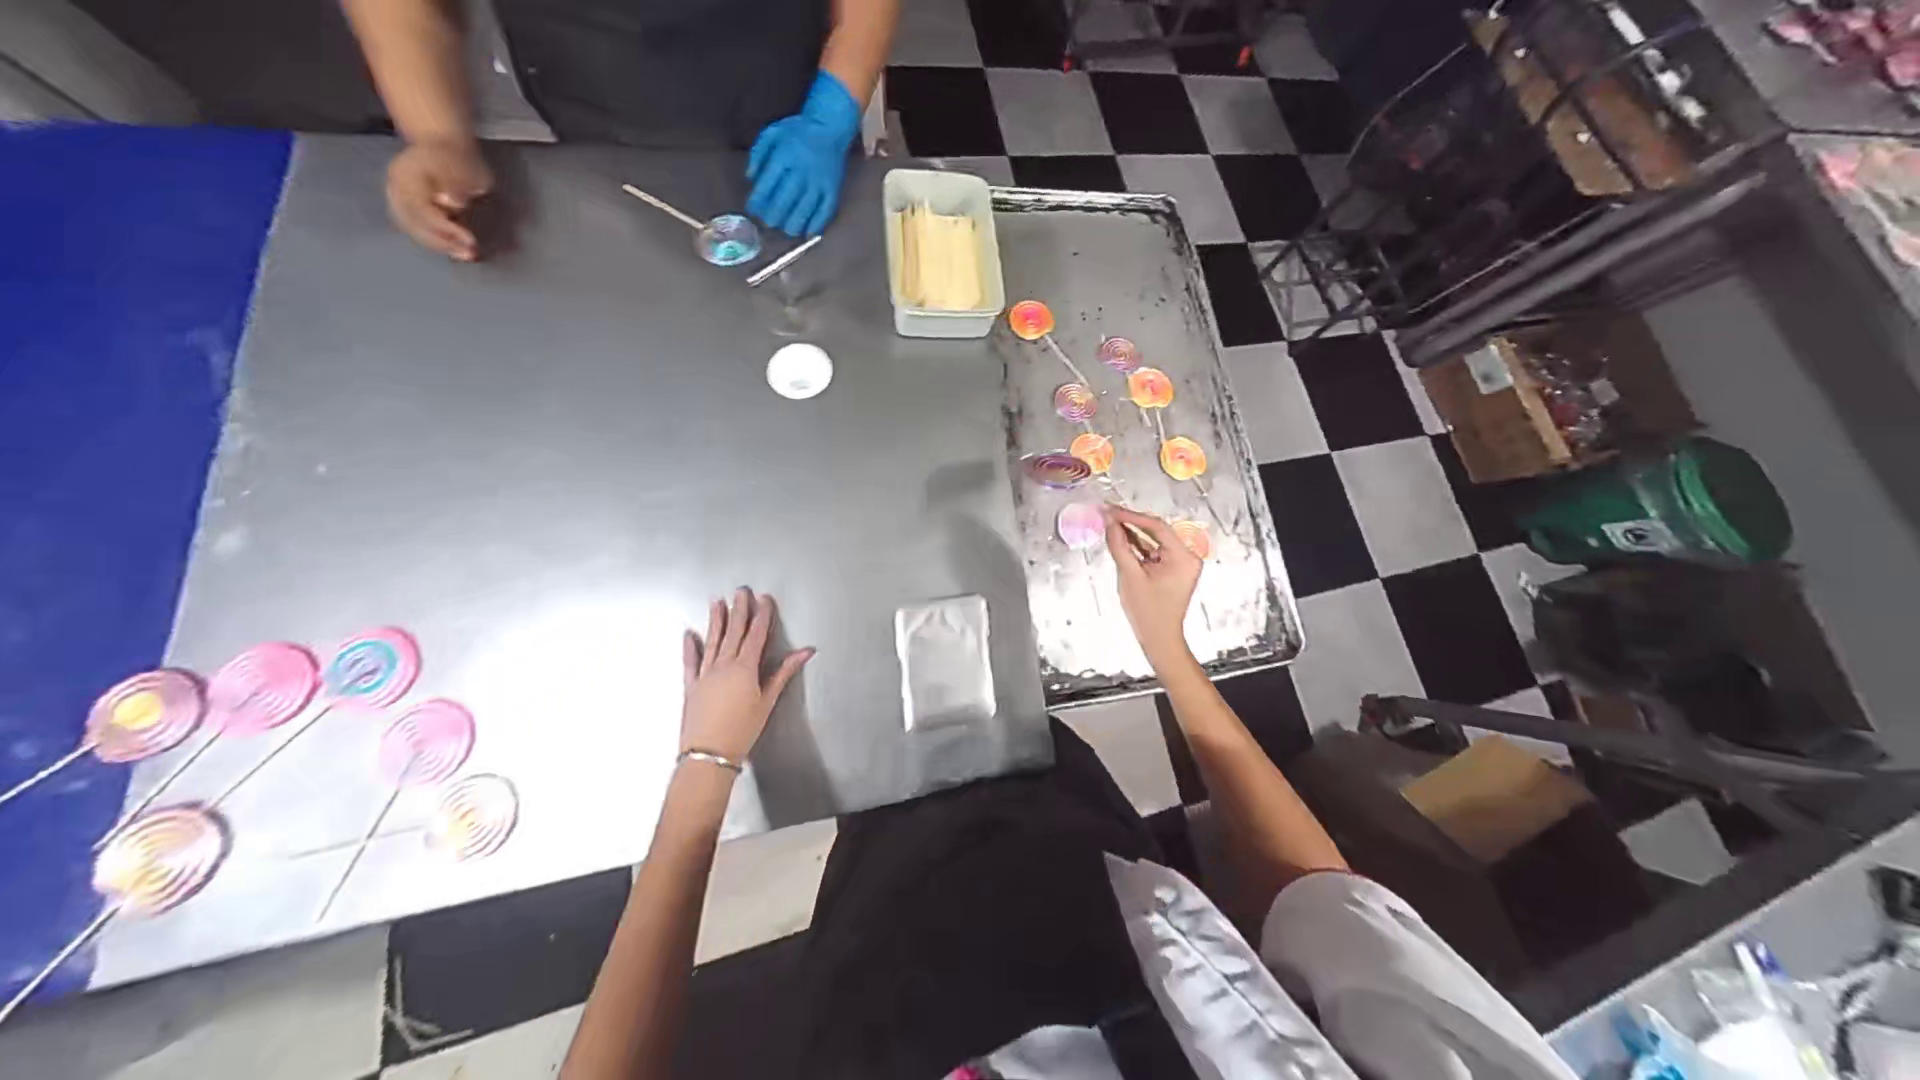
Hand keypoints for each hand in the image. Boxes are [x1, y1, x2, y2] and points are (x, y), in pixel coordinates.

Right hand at [386, 137, 492, 260]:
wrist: (442, 145)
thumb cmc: (459, 159)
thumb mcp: (467, 168)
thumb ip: (458, 184)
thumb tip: (450, 201)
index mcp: (407, 173)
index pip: (419, 207)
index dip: (444, 227)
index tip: (470, 240)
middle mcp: (396, 186)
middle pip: (412, 221)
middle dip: (443, 242)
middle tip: (471, 254)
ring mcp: (396, 196)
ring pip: (412, 228)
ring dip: (440, 246)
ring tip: (466, 254)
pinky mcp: (404, 207)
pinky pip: (415, 228)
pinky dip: (436, 242)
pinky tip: (456, 249)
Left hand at [680, 588, 814, 762]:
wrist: (709, 754)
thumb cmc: (742, 730)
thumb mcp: (768, 701)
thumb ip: (784, 672)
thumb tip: (805, 652)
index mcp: (745, 668)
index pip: (756, 634)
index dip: (761, 615)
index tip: (764, 599)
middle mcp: (723, 665)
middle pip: (733, 632)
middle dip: (739, 610)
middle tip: (741, 591)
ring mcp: (705, 674)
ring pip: (712, 641)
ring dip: (716, 620)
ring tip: (717, 602)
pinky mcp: (691, 686)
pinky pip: (690, 661)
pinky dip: (690, 647)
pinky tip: (689, 635)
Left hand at [745, 71, 860, 236]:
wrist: (830, 126)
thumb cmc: (798, 130)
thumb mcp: (772, 133)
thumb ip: (758, 154)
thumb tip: (750, 179)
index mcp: (784, 156)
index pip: (767, 185)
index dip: (758, 201)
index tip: (753, 210)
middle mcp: (801, 171)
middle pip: (784, 201)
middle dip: (773, 216)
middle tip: (768, 223)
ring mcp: (818, 182)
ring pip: (804, 210)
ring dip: (793, 224)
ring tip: (786, 229)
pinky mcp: (832, 189)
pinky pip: (825, 212)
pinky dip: (816, 225)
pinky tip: (808, 232)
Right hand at [1104, 506, 1202, 669]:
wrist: (1159, 638)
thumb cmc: (1148, 612)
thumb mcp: (1130, 576)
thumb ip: (1119, 546)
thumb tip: (1109, 523)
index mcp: (1183, 557)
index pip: (1156, 527)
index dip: (1131, 516)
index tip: (1110, 510)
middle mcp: (1187, 556)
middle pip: (1156, 530)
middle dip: (1131, 521)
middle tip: (1108, 512)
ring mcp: (1181, 562)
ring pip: (1154, 539)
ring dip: (1132, 532)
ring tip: (1110, 521)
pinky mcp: (1173, 568)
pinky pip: (1154, 550)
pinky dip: (1137, 545)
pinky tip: (1120, 537)